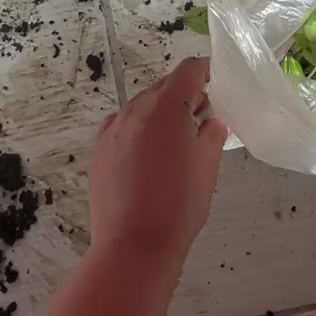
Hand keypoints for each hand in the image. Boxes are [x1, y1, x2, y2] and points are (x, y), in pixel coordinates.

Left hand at [88, 56, 226, 269]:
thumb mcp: (208, 166)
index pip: (189, 70)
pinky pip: (122, 125)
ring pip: (143, 105)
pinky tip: (146, 153)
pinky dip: (137, 129)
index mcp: (167, 106)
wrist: (133, 245)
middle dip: (185, 96)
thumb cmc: (179, 204)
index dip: (205, 72)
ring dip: (161, 113)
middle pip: (165, 86)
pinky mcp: (99, 149)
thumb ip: (211, 134)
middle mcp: (137, 108)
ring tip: (173, 144)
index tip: (216, 84)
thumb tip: (209, 122)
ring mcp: (114, 128)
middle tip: (200, 122)